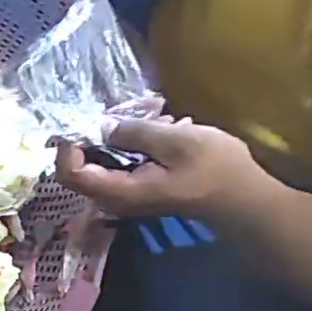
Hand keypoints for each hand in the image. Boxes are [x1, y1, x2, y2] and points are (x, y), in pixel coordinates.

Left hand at [53, 117, 277, 219]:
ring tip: (149, 113)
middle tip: (121, 112)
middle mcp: (111, 198)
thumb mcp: (177, 142)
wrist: (242, 198)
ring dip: (116, 136)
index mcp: (117, 191)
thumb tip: (101, 125)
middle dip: (94, 136)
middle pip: (79, 167)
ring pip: (100, 162)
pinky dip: (129, 144)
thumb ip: (135, 133)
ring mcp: (121, 194)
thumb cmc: (215, 169)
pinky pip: (117, 164)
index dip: (69, 147)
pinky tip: (158, 127)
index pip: (71, 173)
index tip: (84, 121)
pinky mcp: (133, 188)